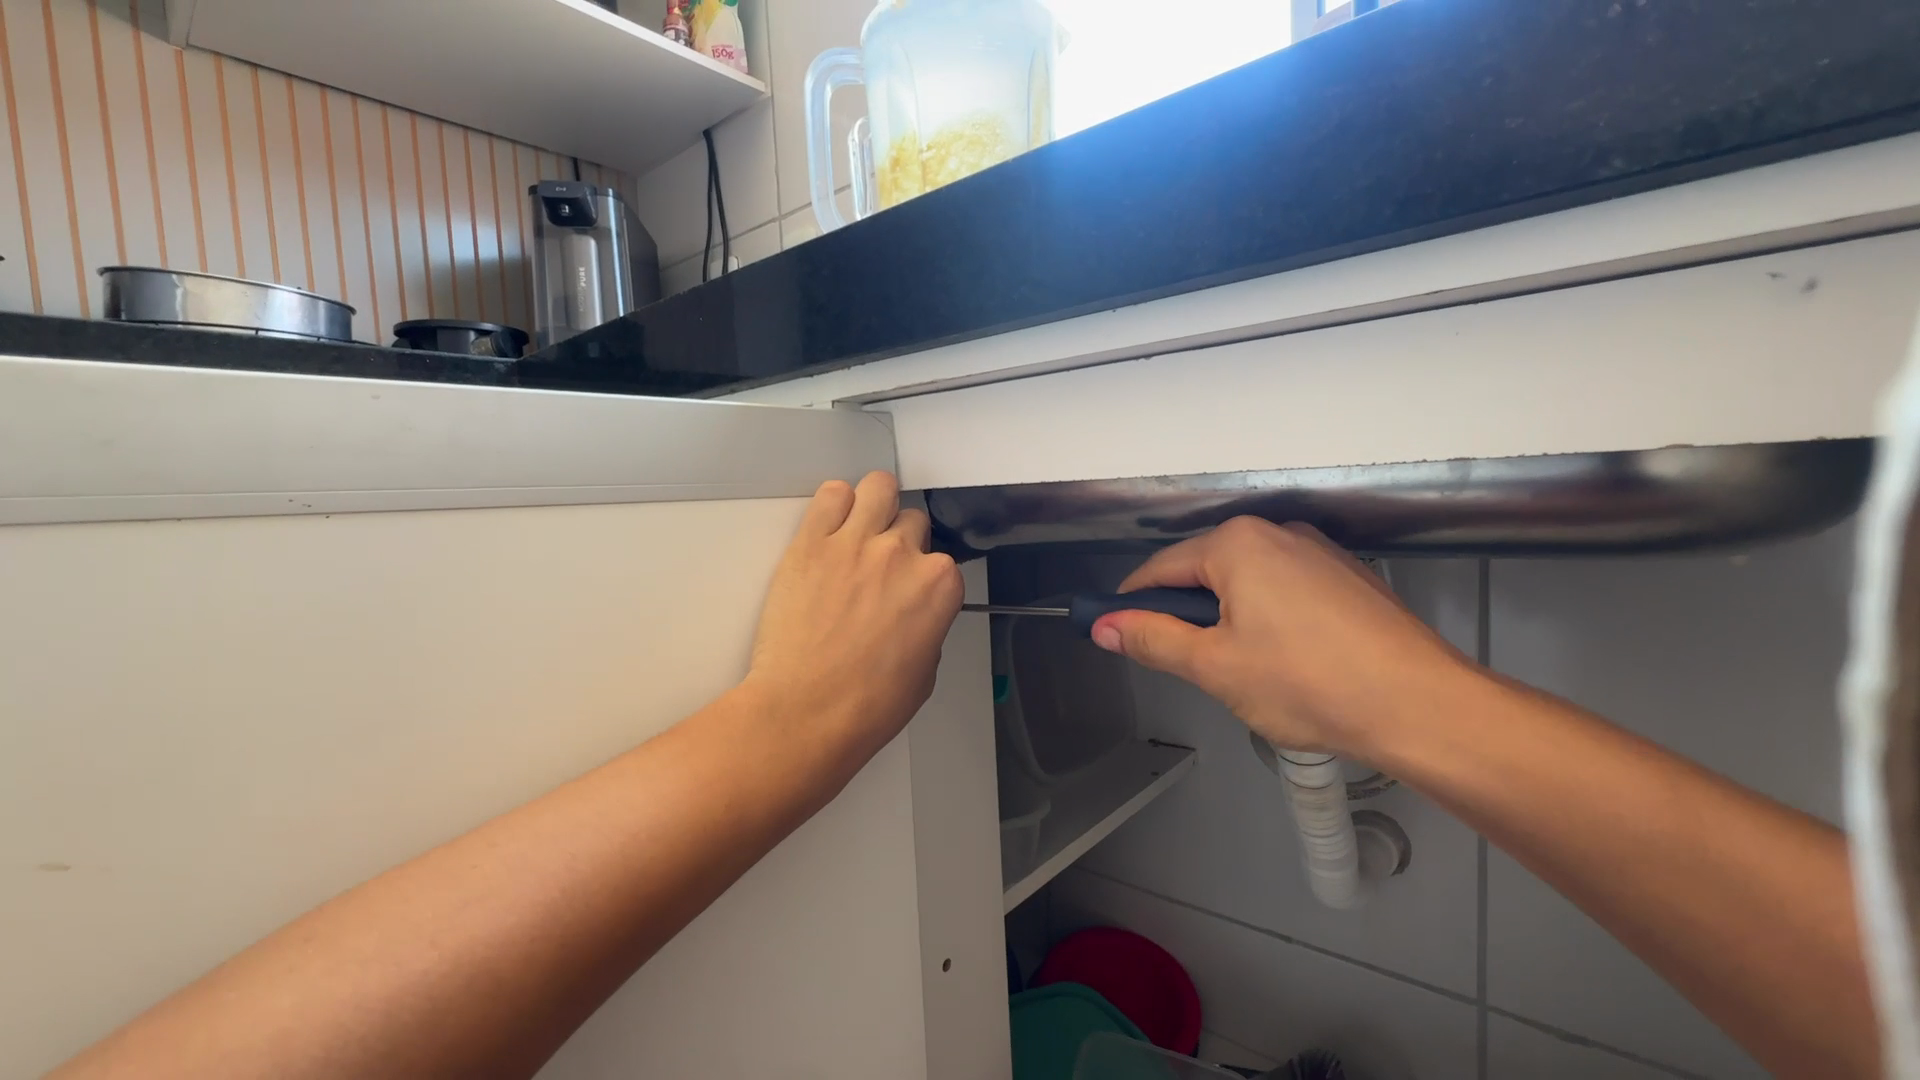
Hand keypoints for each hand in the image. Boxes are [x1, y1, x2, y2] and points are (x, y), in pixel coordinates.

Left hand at [746, 471, 964, 757]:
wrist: (806, 712)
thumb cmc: (867, 706)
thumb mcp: (925, 671)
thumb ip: (928, 627)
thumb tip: (913, 614)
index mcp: (940, 586)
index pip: (942, 559)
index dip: (923, 576)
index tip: (907, 591)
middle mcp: (903, 554)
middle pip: (912, 521)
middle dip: (900, 540)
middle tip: (879, 568)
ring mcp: (855, 542)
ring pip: (878, 487)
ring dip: (875, 504)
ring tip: (859, 529)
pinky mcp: (810, 543)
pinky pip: (830, 494)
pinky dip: (834, 502)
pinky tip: (830, 525)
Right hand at [1090, 517, 1475, 758]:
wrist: (1419, 704)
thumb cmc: (1309, 683)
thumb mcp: (1213, 666)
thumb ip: (1152, 639)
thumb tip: (1105, 627)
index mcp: (1237, 544)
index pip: (1161, 568)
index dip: (1133, 603)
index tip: (1117, 631)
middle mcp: (1278, 533)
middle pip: (1206, 569)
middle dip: (1187, 612)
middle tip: (1189, 663)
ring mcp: (1320, 552)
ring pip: (1248, 580)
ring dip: (1229, 615)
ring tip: (1243, 668)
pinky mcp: (1349, 576)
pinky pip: (1286, 587)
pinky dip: (1269, 615)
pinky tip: (1286, 658)